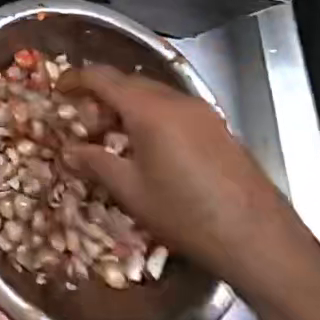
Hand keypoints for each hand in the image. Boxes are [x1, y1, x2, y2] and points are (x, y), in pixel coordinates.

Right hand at [58, 65, 298, 283]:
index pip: (102, 77)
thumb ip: (95, 163)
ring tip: (115, 137)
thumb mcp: (131, 191)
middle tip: (85, 122)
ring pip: (153, 94)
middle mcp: (176, 101)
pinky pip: (174, 108)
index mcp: (148, 110)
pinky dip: (152, 116)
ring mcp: (202, 113)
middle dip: (101, 95)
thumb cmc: (187, 215)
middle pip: (128, 82)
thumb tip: (69, 151)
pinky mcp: (219, 128)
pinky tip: (150, 148)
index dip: (75, 79)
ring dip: (128, 105)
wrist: (261, 242)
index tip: (59, 89)